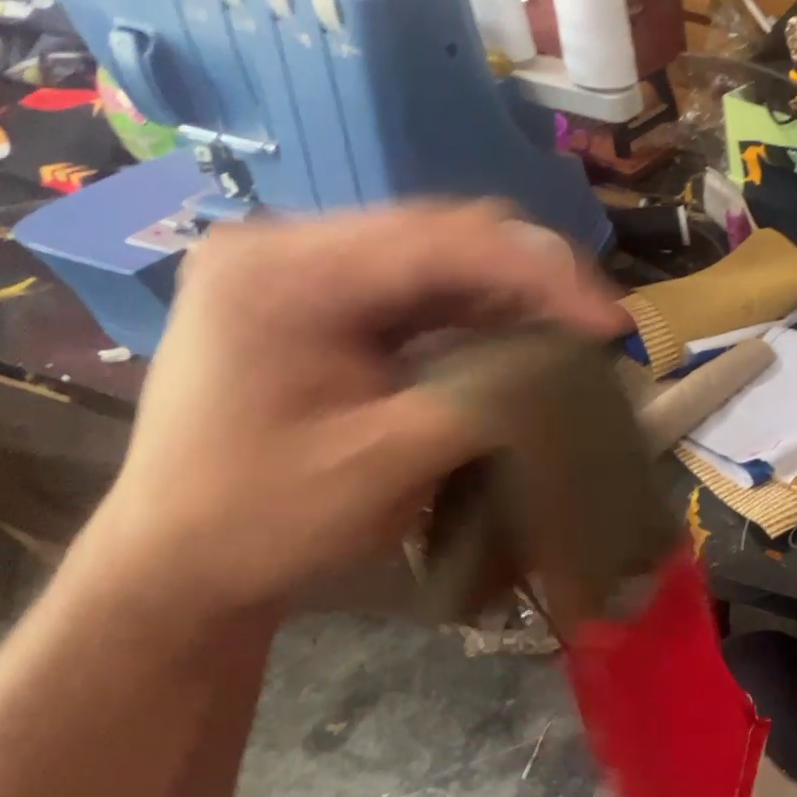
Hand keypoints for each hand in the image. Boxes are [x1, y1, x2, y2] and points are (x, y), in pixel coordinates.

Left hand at [94, 202, 631, 613]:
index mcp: (285, 273)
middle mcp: (290, 248)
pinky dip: (485, 316)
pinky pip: (425, 292)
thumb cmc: (269, 517)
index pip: (442, 243)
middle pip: (444, 234)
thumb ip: (482, 403)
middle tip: (604, 331)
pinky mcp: (326, 306)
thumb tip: (570, 372)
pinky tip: (527, 344)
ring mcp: (306, 275)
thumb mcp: (386, 463)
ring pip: (443, 258)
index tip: (614, 326)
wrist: (183, 562)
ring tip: (579, 338)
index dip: (543, 277)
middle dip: (537, 278)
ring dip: (517, 295)